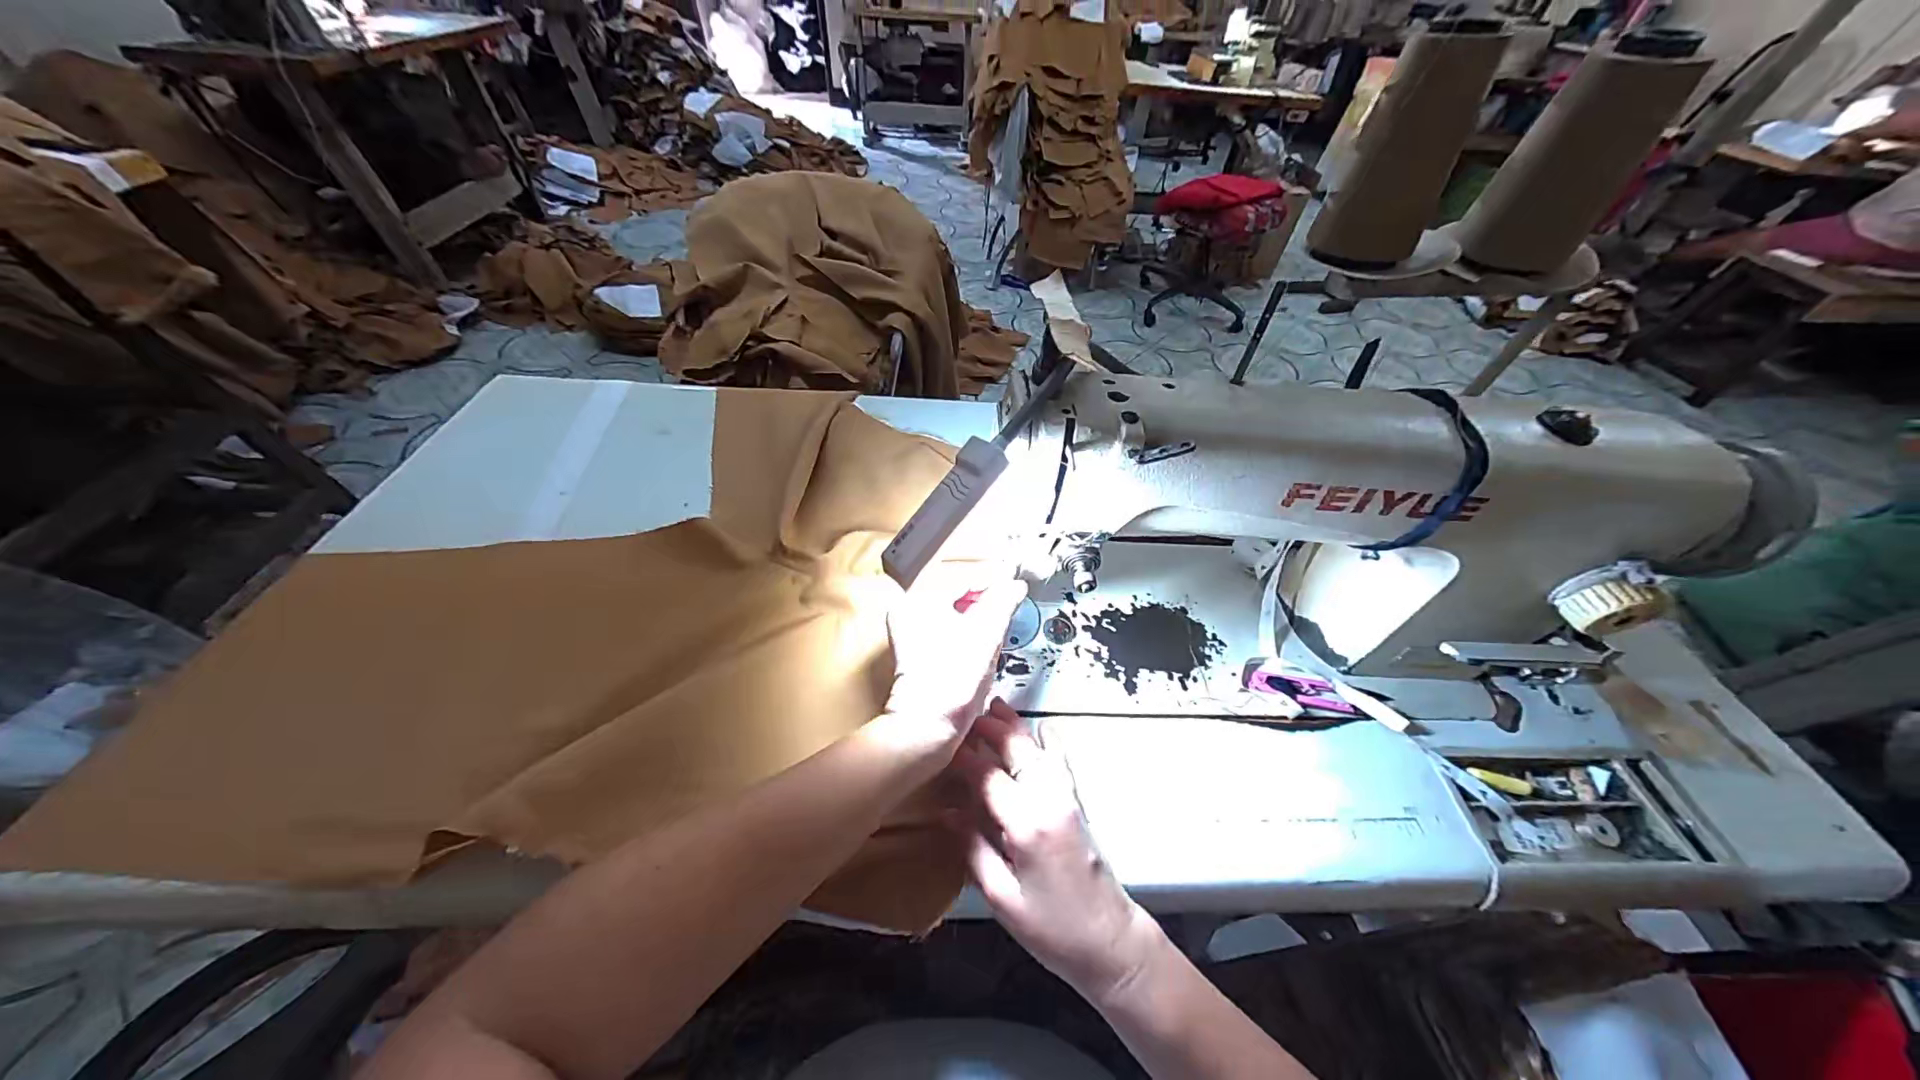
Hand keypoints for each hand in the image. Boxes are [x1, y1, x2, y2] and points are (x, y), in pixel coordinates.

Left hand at [884, 566, 1026, 740]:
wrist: (930, 725)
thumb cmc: (951, 682)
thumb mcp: (988, 632)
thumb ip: (1004, 601)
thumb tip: (1015, 585)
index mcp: (918, 600)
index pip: (963, 579)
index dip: (993, 581)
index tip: (1013, 580)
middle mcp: (907, 614)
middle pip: (957, 597)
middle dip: (985, 602)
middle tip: (1008, 602)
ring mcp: (909, 636)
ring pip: (953, 616)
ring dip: (977, 619)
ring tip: (995, 628)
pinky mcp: (916, 655)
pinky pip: (947, 635)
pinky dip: (965, 636)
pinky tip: (980, 648)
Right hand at [952, 701, 1157, 1004]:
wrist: (1111, 942)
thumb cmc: (1054, 930)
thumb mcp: (1002, 899)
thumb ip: (973, 850)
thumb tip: (949, 814)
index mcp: (1028, 824)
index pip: (988, 776)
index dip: (962, 758)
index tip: (940, 744)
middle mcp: (1051, 801)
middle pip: (1017, 751)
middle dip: (990, 728)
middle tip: (964, 712)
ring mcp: (1068, 800)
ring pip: (1039, 750)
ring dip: (1016, 727)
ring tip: (995, 706)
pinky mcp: (1078, 805)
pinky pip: (1061, 762)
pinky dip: (1049, 741)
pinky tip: (1043, 728)